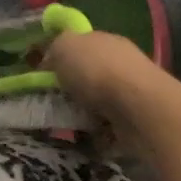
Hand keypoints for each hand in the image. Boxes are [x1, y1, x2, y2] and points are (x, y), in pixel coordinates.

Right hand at [43, 30, 170, 129]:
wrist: (136, 108)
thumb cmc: (97, 71)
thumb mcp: (64, 47)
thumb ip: (54, 49)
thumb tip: (51, 60)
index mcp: (104, 40)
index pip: (80, 46)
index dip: (61, 60)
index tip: (43, 77)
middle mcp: (120, 62)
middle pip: (89, 76)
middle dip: (71, 91)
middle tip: (51, 105)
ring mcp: (130, 92)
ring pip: (98, 103)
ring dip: (82, 115)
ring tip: (64, 127)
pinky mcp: (135, 119)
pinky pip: (108, 127)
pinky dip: (96, 135)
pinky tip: (84, 140)